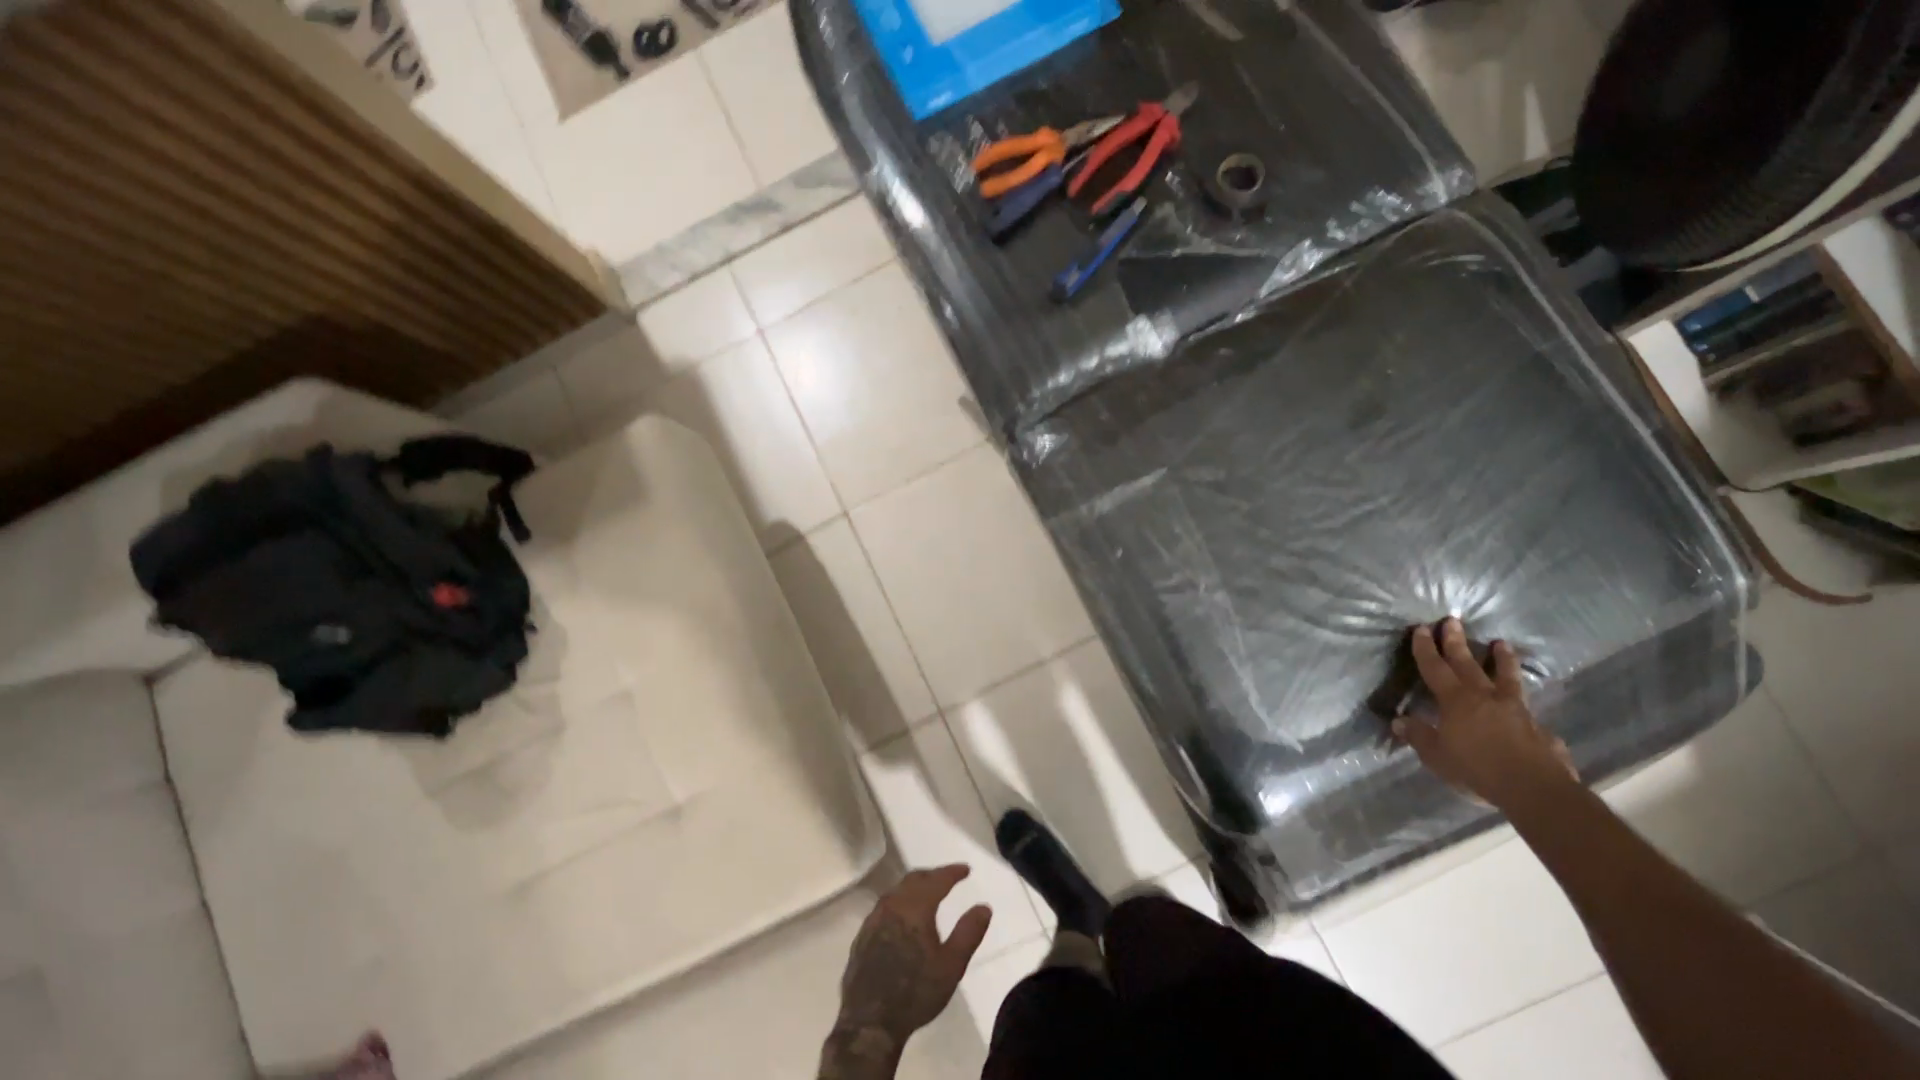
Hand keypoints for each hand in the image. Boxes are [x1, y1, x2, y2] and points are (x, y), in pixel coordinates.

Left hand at [833, 865, 990, 1046]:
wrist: (871, 1021)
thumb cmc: (917, 992)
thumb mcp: (952, 965)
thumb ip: (969, 932)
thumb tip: (984, 906)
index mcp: (914, 908)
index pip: (936, 880)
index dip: (952, 872)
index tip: (966, 870)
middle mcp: (891, 906)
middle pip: (913, 880)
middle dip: (932, 876)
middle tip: (948, 878)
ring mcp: (872, 921)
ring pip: (895, 892)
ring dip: (914, 888)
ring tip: (927, 894)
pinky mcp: (862, 936)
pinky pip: (883, 908)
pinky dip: (899, 903)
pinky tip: (903, 918)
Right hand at [1393, 618, 1577, 810]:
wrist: (1532, 786)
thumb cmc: (1476, 768)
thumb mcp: (1437, 755)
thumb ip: (1419, 736)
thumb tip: (1399, 721)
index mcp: (1456, 701)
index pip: (1436, 669)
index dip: (1426, 649)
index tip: (1422, 629)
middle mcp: (1485, 696)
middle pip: (1468, 664)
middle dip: (1457, 642)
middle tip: (1452, 620)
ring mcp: (1514, 708)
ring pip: (1506, 676)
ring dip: (1502, 659)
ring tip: (1502, 643)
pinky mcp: (1537, 725)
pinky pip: (1526, 706)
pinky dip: (1522, 700)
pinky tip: (1524, 704)